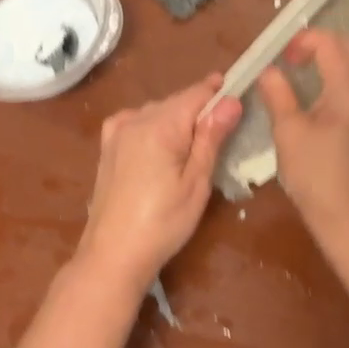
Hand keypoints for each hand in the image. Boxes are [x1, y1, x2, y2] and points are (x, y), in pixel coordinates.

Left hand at [79, 74, 242, 290]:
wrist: (113, 255)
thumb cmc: (163, 224)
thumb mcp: (196, 183)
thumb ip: (211, 138)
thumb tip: (231, 100)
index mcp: (160, 126)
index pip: (197, 93)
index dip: (220, 92)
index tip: (241, 95)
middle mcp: (135, 119)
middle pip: (177, 101)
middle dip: (200, 108)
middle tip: (225, 128)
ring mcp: (117, 131)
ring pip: (157, 111)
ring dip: (178, 119)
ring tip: (197, 142)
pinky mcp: (108, 146)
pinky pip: (137, 121)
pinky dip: (154, 125)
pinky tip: (162, 144)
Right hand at [257, 30, 348, 235]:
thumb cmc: (315, 175)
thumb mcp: (288, 133)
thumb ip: (279, 95)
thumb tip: (269, 70)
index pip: (331, 44)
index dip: (304, 41)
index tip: (283, 57)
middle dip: (326, 42)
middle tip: (299, 58)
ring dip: (348, 53)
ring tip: (321, 66)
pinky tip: (334, 88)